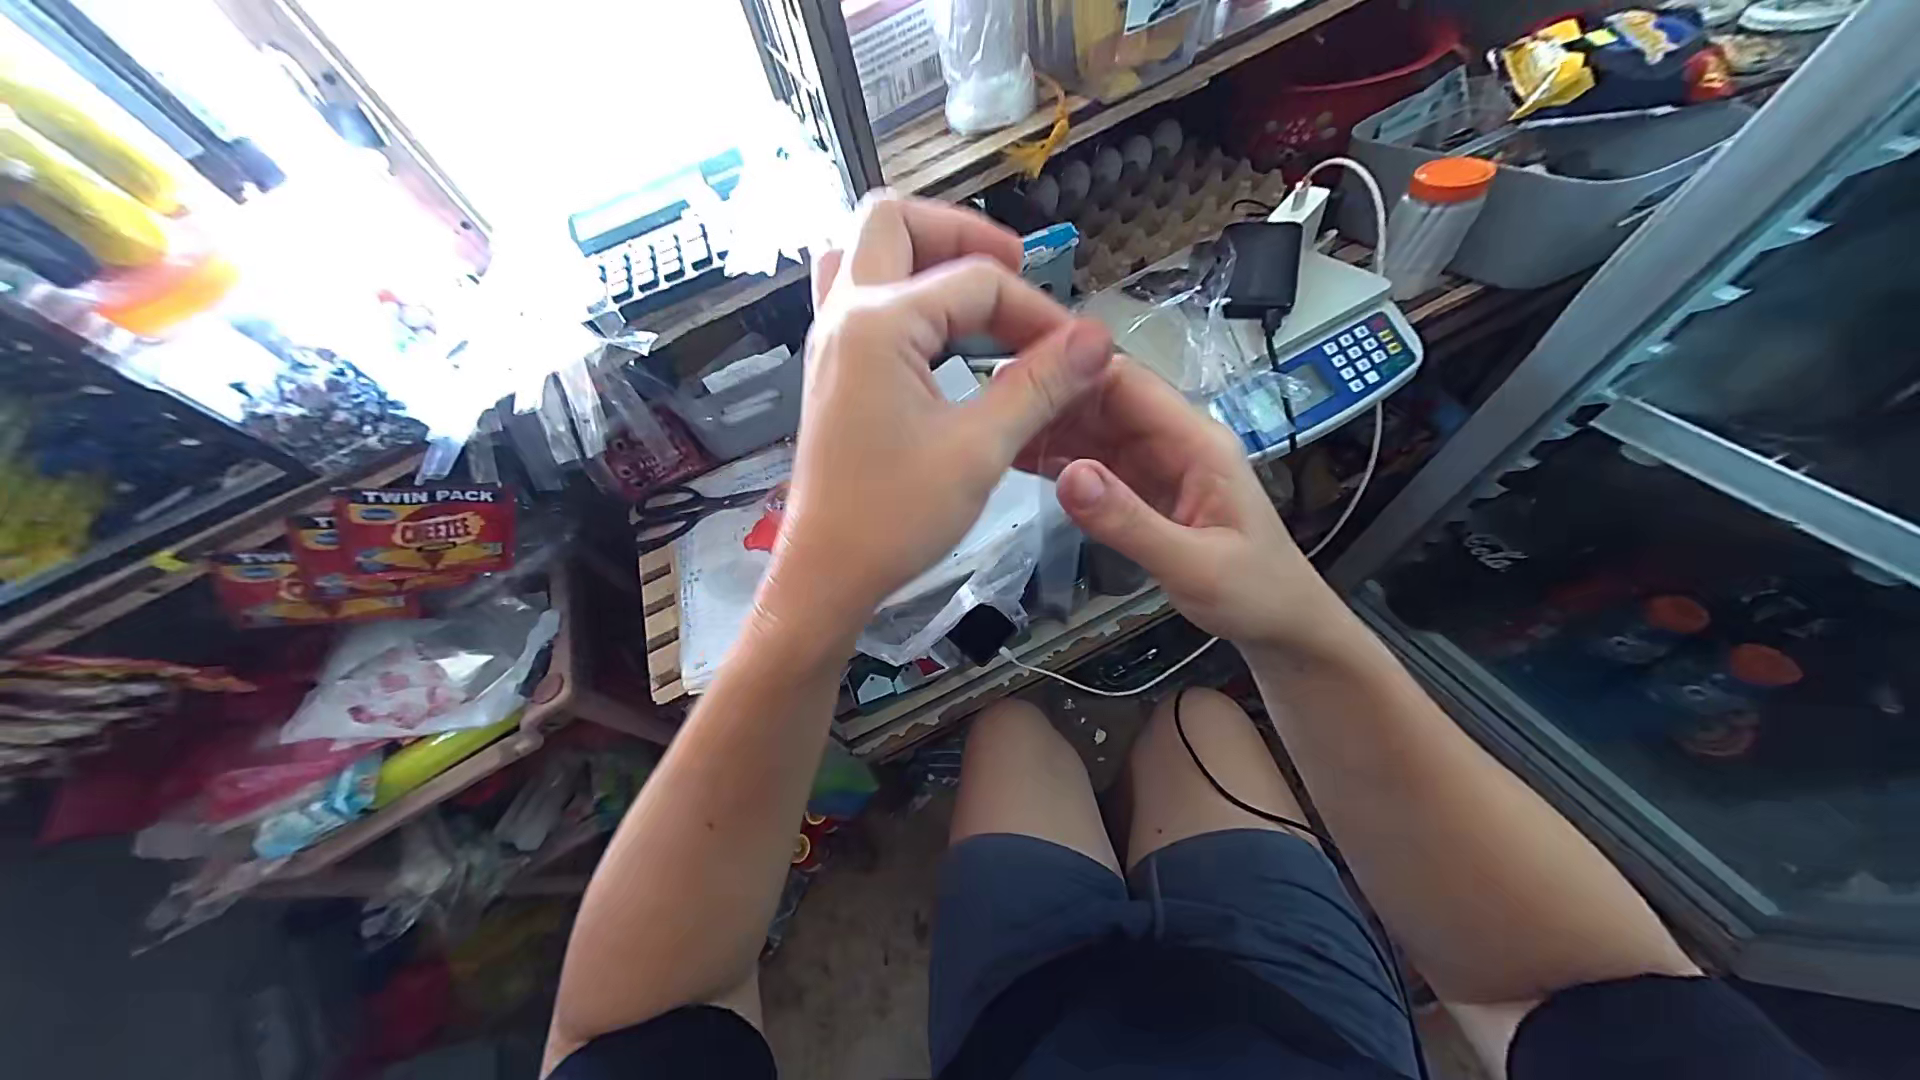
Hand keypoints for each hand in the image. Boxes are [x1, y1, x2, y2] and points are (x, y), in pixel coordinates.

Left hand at [764, 195, 1115, 630]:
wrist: (828, 572)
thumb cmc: (895, 517)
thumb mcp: (979, 450)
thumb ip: (1038, 386)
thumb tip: (1093, 341)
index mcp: (879, 323)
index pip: (977, 283)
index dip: (1038, 311)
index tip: (1076, 351)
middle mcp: (844, 315)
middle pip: (895, 222)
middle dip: (961, 234)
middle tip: (1013, 274)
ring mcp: (830, 341)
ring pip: (868, 254)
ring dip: (925, 258)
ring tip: (979, 299)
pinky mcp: (832, 370)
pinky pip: (860, 299)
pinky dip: (904, 296)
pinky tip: (940, 338)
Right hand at [1019, 359, 1350, 652]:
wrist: (1279, 624)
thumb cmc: (1256, 593)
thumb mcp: (1195, 565)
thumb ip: (1130, 523)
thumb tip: (1069, 477)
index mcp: (1195, 443)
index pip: (1128, 384)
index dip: (1073, 368)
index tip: (1017, 373)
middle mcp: (1172, 442)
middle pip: (1102, 400)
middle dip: (1050, 397)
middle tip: (989, 405)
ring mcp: (1153, 464)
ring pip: (1091, 429)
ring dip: (1047, 427)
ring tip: (994, 430)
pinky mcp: (1139, 488)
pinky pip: (1092, 462)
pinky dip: (1057, 459)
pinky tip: (1021, 460)